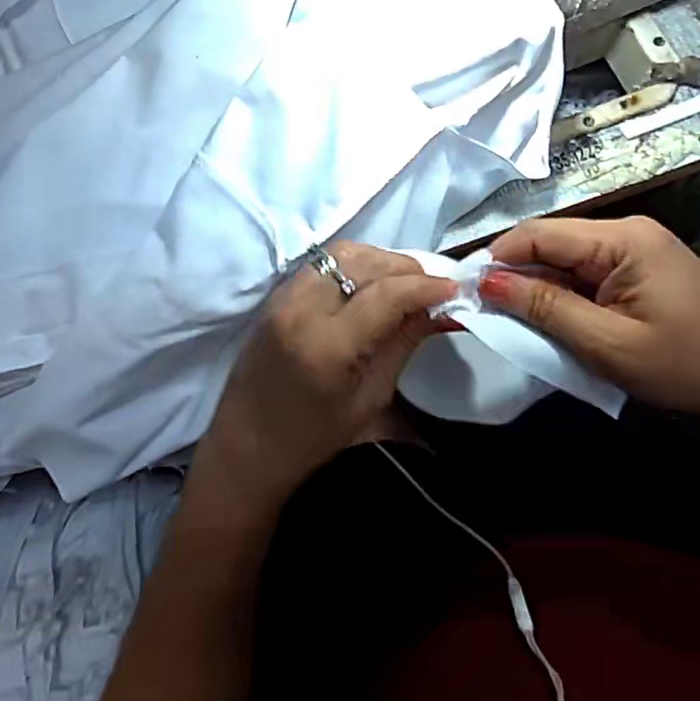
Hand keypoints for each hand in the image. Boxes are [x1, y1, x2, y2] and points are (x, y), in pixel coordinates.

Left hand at [197, 243, 457, 505]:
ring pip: (341, 253)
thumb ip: (402, 344)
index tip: (454, 287)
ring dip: (379, 259)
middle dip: (405, 267)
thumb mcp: (370, 399)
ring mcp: (283, 297)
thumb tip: (436, 308)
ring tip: (403, 282)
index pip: (385, 293)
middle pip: (362, 261)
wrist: (246, 447)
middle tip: (430, 286)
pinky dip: (353, 264)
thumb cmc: (312, 438)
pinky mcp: (275, 295)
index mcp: (327, 345)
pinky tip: (370, 284)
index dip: (425, 285)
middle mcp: (301, 309)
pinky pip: (322, 263)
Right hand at [479, 216, 699, 424]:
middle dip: (513, 277)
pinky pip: (588, 276)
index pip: (536, 234)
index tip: (464, 292)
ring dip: (538, 291)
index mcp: (620, 239)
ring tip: (514, 324)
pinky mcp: (642, 270)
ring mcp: (636, 250)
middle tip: (484, 314)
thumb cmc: (694, 366)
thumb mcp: (610, 344)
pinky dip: (565, 299)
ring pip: (565, 262)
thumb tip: (486, 282)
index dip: (495, 259)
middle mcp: (625, 232)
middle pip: (549, 244)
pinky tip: (555, 325)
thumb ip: (545, 309)